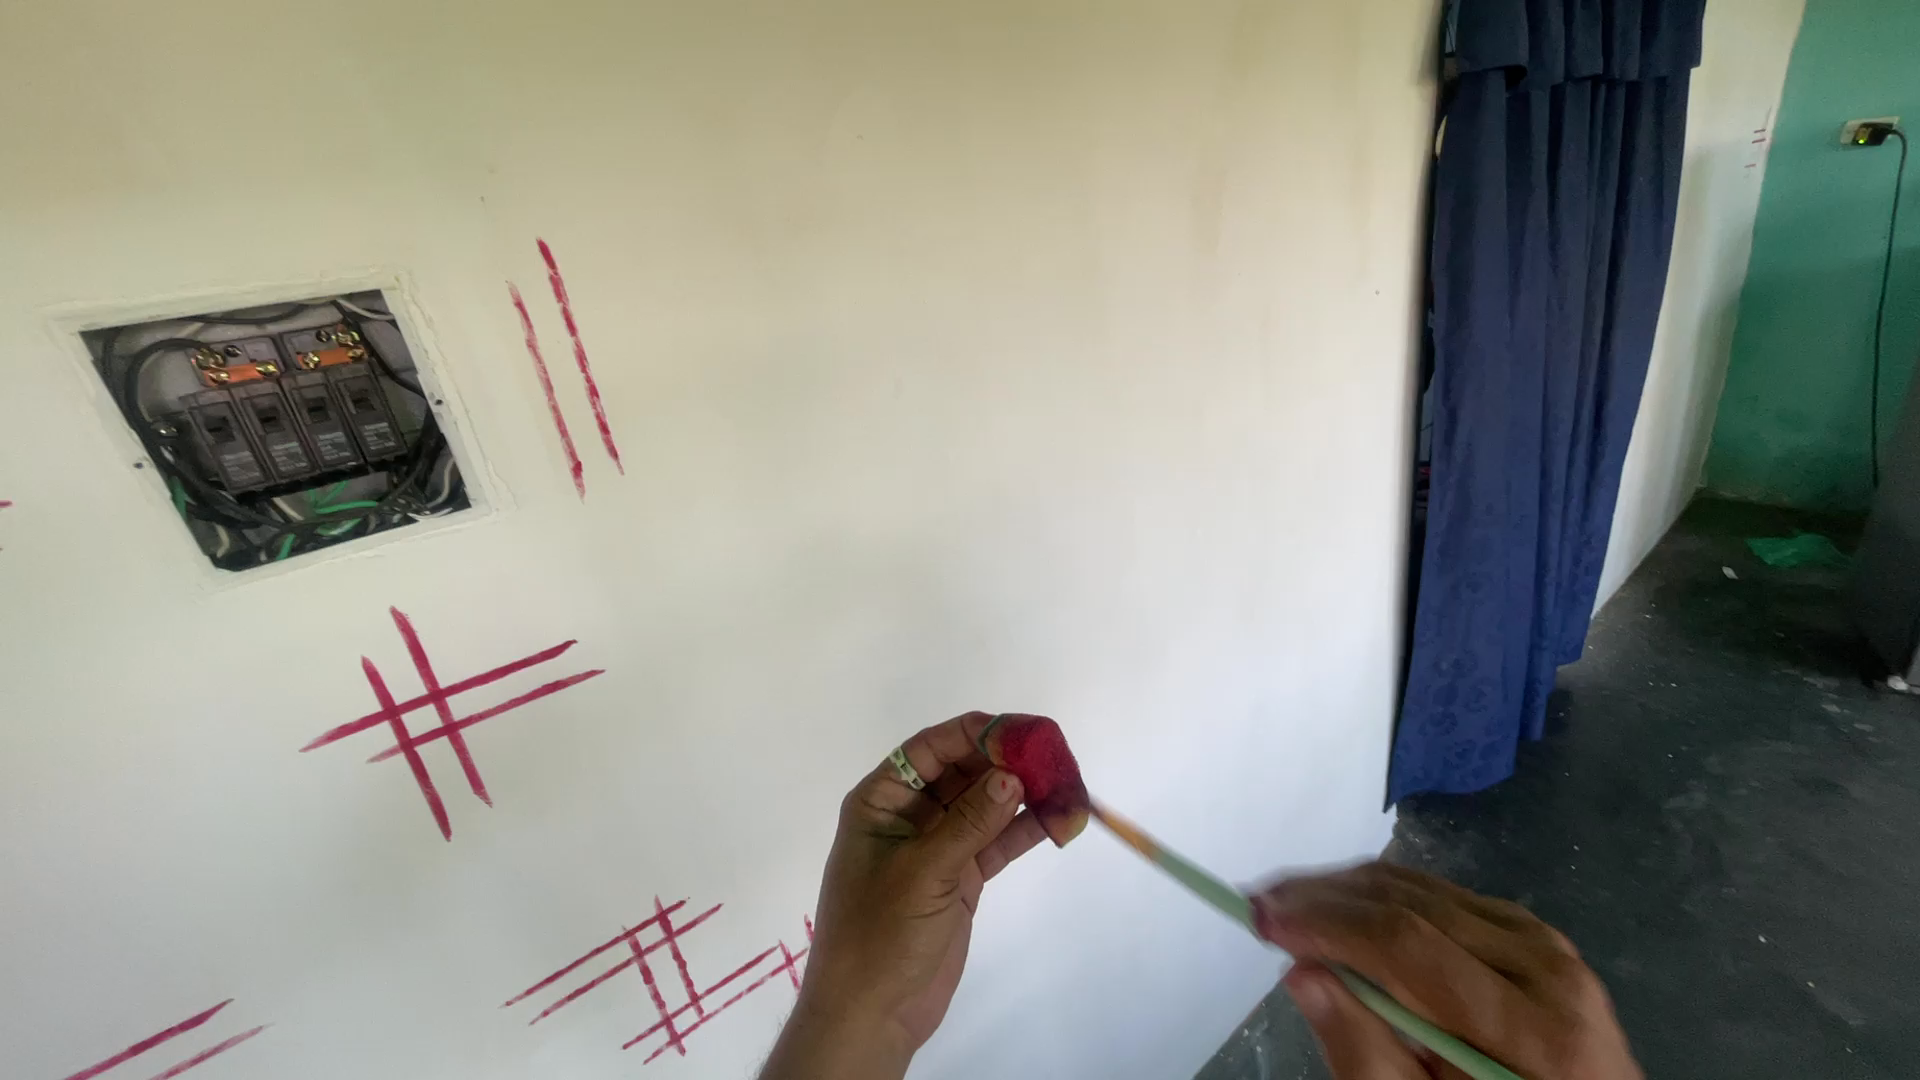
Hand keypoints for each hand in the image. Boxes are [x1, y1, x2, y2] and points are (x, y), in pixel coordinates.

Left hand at [760, 712, 1049, 1079]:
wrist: (870, 1017)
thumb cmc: (878, 933)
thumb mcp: (922, 871)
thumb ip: (969, 822)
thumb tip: (1012, 776)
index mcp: (883, 799)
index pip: (931, 748)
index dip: (974, 733)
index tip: (1020, 731)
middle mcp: (910, 812)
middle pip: (963, 771)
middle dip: (1007, 761)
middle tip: (1055, 756)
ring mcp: (938, 844)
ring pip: (985, 804)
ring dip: (1023, 795)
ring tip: (1067, 785)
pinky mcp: (960, 875)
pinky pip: (996, 841)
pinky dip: (1024, 830)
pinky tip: (1057, 820)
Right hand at [1255, 862, 1640, 1079]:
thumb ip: (1367, 1058)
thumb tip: (1301, 975)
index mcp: (1538, 1034)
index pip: (1407, 945)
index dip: (1325, 923)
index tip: (1260, 918)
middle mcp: (1548, 970)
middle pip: (1406, 905)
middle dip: (1320, 899)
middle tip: (1257, 903)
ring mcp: (1542, 943)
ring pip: (1413, 887)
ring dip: (1340, 890)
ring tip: (1285, 903)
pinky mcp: (1527, 931)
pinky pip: (1432, 893)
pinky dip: (1375, 895)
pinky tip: (1337, 910)